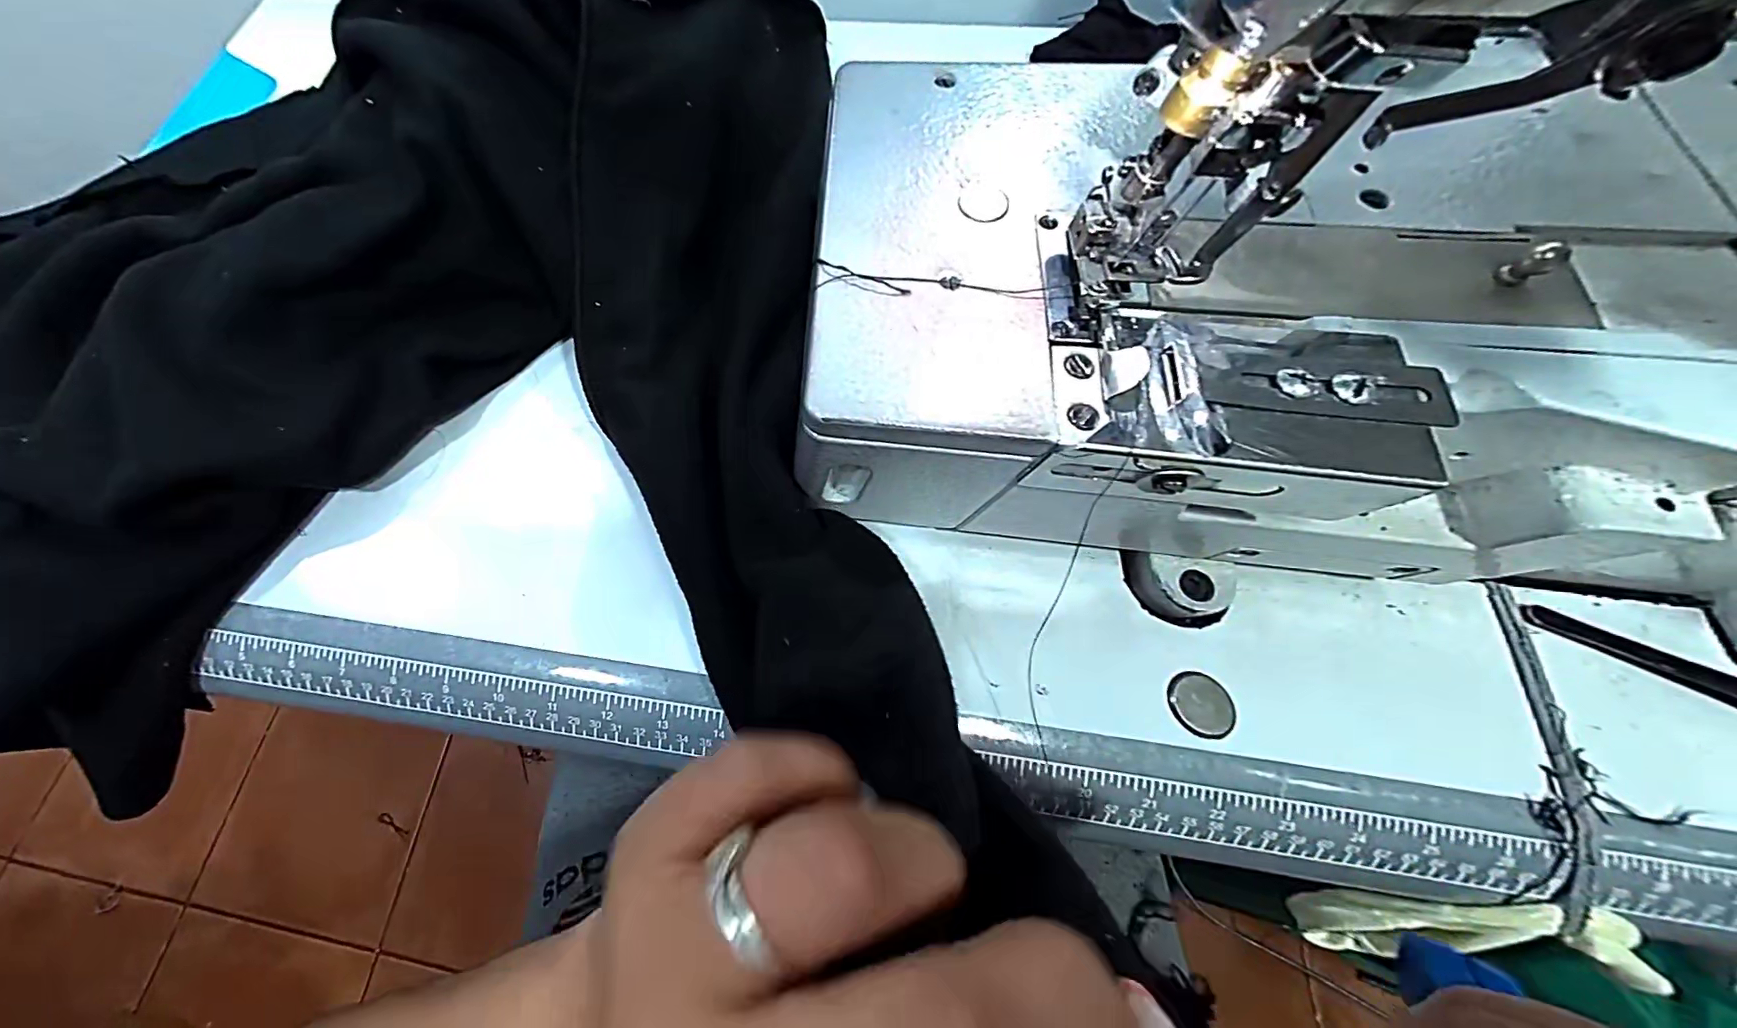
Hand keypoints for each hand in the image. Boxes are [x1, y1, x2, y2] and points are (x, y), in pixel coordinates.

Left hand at [323, 733, 1167, 1027]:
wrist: (626, 1027)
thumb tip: (1137, 1012)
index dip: (1065, 1021)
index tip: (1115, 1013)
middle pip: (931, 1006)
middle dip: (1032, 967)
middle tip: (1039, 947)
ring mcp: (667, 956)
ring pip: (823, 872)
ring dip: (905, 852)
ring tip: (913, 860)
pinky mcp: (632, 865)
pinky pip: (722, 786)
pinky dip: (789, 762)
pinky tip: (826, 779)